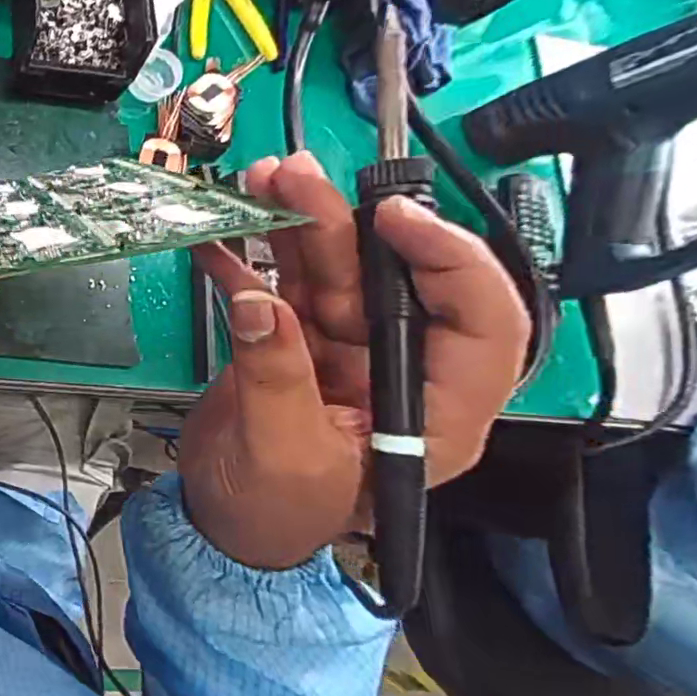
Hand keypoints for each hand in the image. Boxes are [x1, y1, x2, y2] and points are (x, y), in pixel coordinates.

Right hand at [181, 151, 529, 568]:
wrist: (225, 519)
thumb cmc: (274, 509)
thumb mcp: (282, 451)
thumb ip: (276, 378)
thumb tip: (258, 304)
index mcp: (431, 409)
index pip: (477, 324)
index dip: (448, 263)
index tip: (394, 217)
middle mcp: (391, 369)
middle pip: (379, 282)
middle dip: (339, 224)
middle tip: (291, 176)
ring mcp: (332, 353)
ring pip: (320, 275)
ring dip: (287, 229)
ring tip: (257, 185)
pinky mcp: (282, 346)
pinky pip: (267, 294)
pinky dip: (240, 265)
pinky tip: (219, 239)